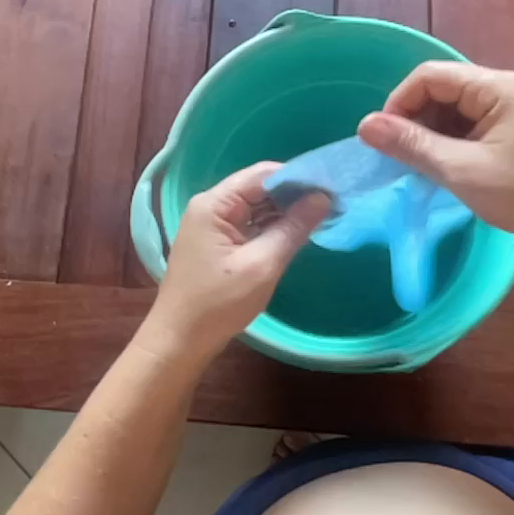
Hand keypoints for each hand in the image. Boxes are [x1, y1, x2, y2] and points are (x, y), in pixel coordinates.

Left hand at [142, 162, 330, 355]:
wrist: (179, 341)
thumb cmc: (218, 304)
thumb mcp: (262, 265)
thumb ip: (293, 228)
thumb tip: (323, 197)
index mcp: (214, 204)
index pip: (263, 174)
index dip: (298, 177)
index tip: (332, 186)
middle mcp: (210, 207)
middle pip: (259, 187)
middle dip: (294, 193)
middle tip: (334, 202)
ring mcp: (212, 225)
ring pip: (256, 206)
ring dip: (286, 210)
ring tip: (323, 215)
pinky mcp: (217, 243)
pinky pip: (249, 224)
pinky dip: (272, 226)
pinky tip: (297, 232)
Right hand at [357, 62, 513, 255]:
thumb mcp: (461, 171)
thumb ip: (411, 145)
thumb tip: (365, 125)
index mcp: (499, 87)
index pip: (431, 76)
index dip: (399, 102)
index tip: (382, 140)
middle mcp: (511, 88)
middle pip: (446, 89)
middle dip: (416, 119)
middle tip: (401, 157)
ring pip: (460, 110)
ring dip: (435, 134)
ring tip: (424, 167)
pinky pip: (478, 125)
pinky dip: (456, 143)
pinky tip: (450, 169)